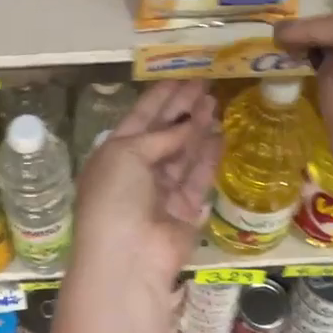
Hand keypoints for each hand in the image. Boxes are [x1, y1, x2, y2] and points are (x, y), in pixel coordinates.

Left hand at [75, 80, 222, 285]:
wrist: (128, 257)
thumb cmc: (115, 197)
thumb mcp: (127, 154)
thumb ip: (159, 136)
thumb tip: (185, 123)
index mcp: (113, 154)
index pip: (139, 118)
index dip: (159, 98)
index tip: (179, 76)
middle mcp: (136, 171)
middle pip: (163, 134)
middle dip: (182, 108)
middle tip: (205, 83)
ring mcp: (161, 192)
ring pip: (183, 153)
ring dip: (198, 127)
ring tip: (214, 101)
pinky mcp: (185, 210)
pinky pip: (198, 177)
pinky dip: (208, 155)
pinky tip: (220, 132)